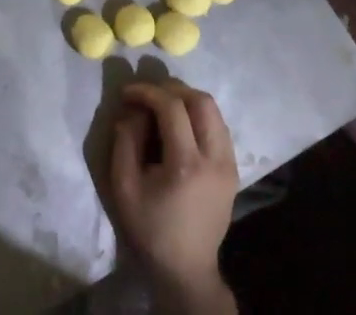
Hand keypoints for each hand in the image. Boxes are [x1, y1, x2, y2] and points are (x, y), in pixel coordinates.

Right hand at [110, 80, 238, 313]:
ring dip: (186, 101)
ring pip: (214, 112)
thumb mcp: (123, 184)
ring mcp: (229, 165)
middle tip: (147, 95)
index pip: (172, 106)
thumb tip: (133, 110)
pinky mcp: (232, 171)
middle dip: (171, 89)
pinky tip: (177, 127)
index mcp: (186, 164)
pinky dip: (197, 117)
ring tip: (160, 108)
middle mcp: (215, 159)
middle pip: (203, 101)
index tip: (126, 93)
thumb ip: (125, 140)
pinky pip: (218, 128)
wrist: (185, 266)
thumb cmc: (149, 226)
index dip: (147, 91)